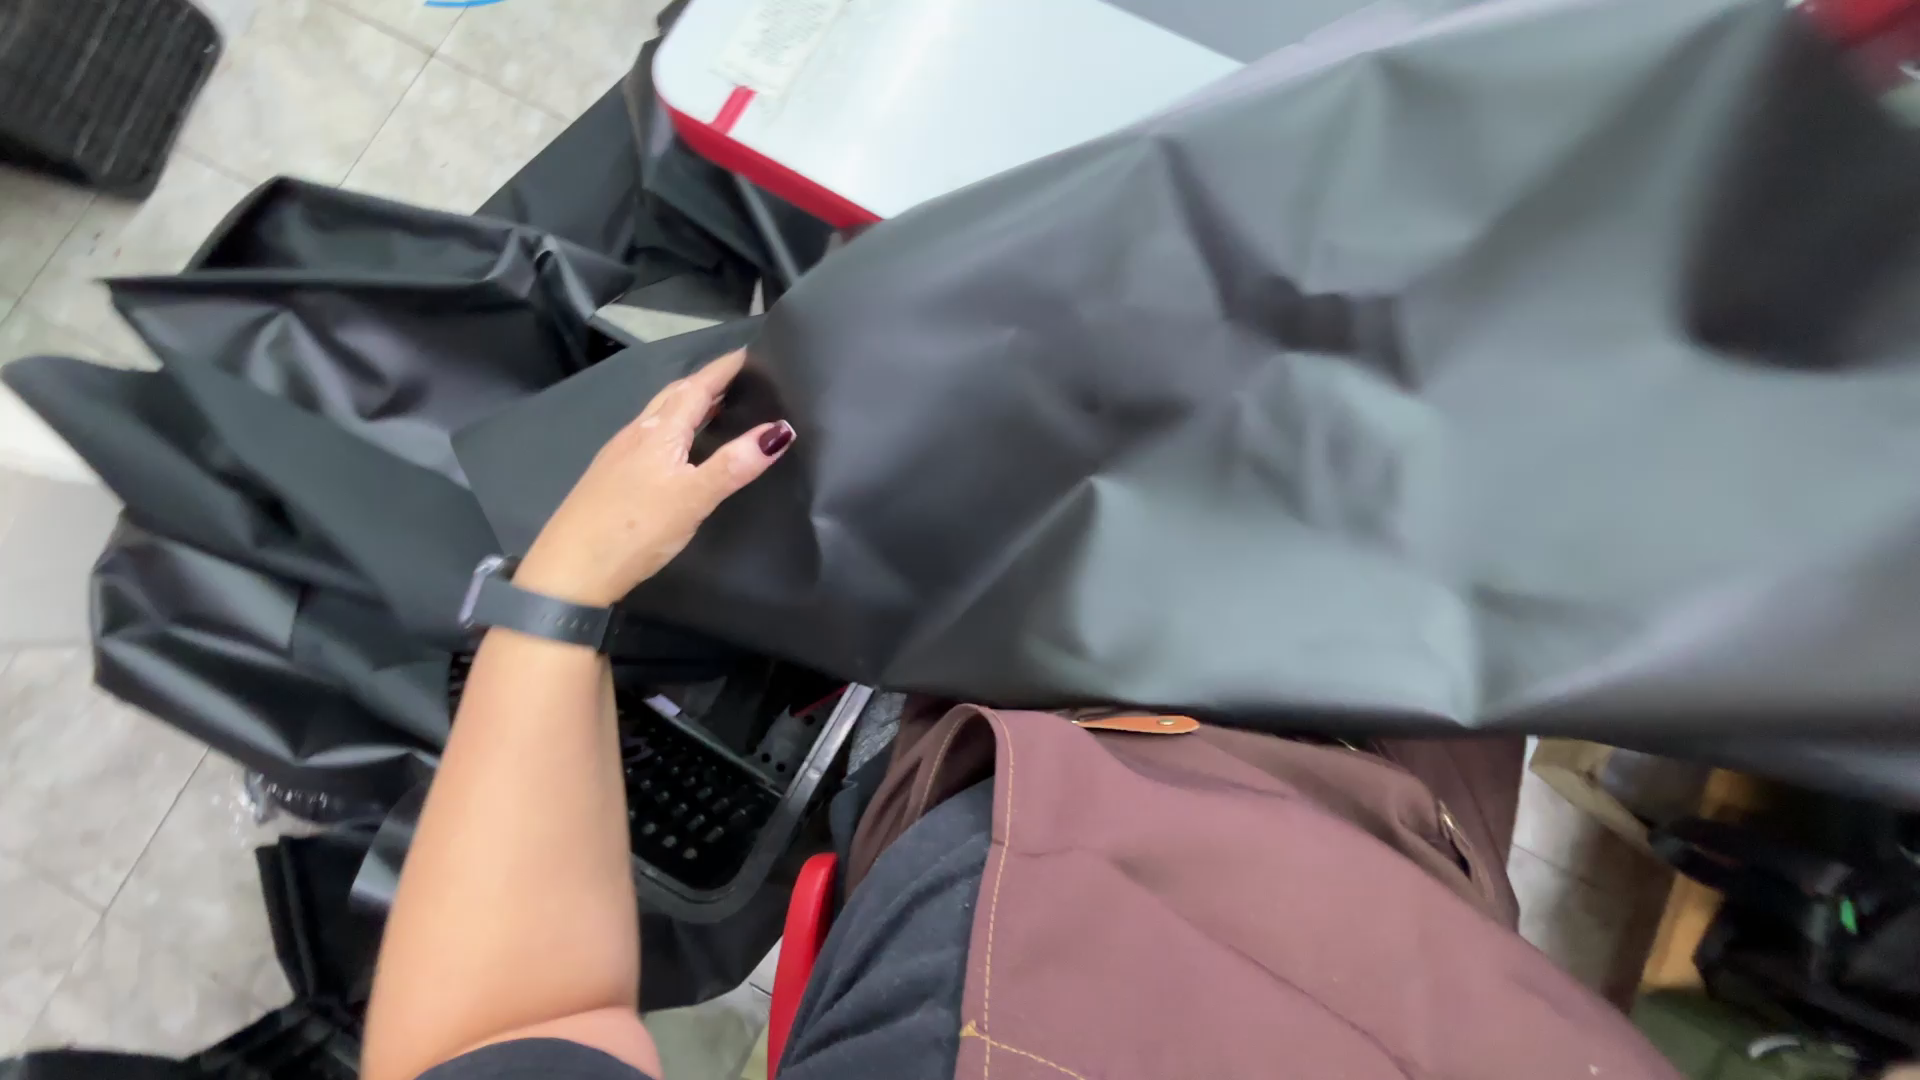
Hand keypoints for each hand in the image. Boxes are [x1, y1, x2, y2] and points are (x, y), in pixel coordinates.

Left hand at [515, 349, 792, 605]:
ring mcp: (620, 455)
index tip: (749, 353)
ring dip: (690, 406)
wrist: (571, 570)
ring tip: (719, 408)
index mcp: (659, 433)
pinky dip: (675, 430)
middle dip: (707, 383)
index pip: (696, 388)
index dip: (723, 369)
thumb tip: (781, 429)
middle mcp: (637, 435)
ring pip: (661, 417)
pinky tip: (681, 449)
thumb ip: (735, 464)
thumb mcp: (694, 497)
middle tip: (739, 378)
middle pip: (675, 397)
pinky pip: (651, 438)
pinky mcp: (613, 477)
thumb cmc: (635, 529)